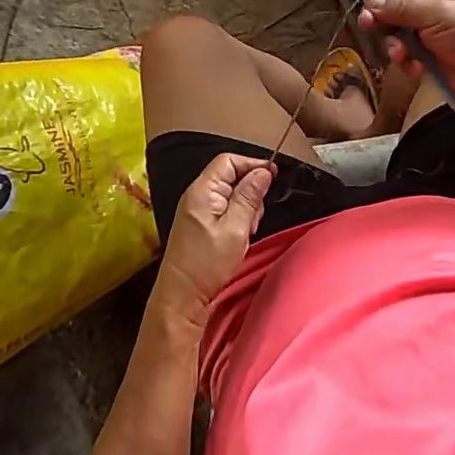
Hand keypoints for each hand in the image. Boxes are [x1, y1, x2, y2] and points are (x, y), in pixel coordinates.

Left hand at [154, 153, 272, 327]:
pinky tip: (238, 236)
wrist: (181, 294)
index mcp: (203, 190)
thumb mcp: (236, 229)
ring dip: (245, 207)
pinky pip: (223, 208)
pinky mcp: (199, 221)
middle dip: (250, 190)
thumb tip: (264, 172)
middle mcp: (197, 194)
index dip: (252, 164)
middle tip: (254, 217)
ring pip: (230, 193)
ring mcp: (196, 208)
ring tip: (246, 230)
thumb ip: (250, 197)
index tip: (272, 176)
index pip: (229, 160)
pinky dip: (236, 217)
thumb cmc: (206, 264)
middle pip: (230, 175)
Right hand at [358, 0, 454, 96]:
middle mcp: (430, 7)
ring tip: (403, 54)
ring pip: (394, 35)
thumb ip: (399, 7)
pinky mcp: (427, 57)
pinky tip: (418, 68)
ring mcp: (428, 33)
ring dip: (395, 46)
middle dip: (381, 18)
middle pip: (391, 8)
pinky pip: (405, 56)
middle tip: (368, 24)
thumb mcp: (435, 13)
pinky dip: (407, 62)